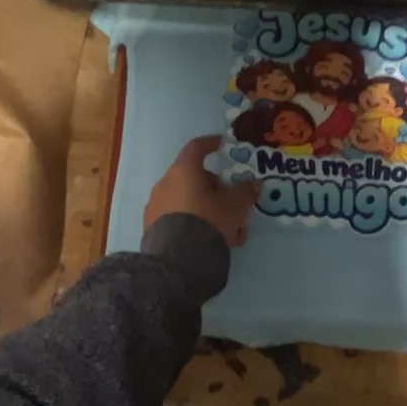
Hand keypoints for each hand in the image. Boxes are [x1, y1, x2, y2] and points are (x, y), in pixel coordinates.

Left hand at [144, 135, 261, 247]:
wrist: (177, 261)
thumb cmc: (208, 221)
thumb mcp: (235, 207)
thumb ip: (245, 192)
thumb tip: (254, 183)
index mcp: (183, 171)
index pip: (196, 148)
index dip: (211, 144)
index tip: (222, 145)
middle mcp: (165, 184)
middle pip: (194, 178)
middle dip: (216, 189)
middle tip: (234, 203)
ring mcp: (156, 206)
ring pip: (188, 202)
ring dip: (209, 211)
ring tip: (231, 231)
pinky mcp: (152, 228)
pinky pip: (179, 219)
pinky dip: (196, 224)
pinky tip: (213, 243)